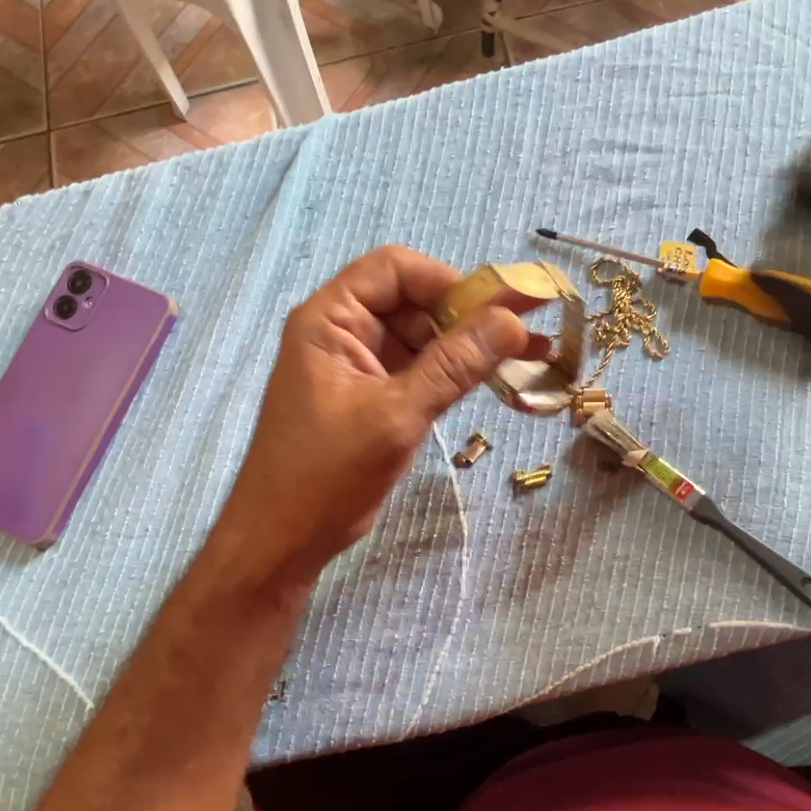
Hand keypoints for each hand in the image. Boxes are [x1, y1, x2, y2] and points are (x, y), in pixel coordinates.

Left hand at [207, 247, 536, 592]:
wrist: (281, 541)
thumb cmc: (326, 475)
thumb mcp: (395, 415)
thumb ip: (454, 366)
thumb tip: (512, 321)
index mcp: (329, 320)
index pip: (394, 270)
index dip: (449, 282)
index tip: (501, 308)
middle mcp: (340, 333)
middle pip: (412, 302)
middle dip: (468, 317)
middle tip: (529, 334)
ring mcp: (355, 367)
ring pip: (419, 338)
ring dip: (467, 347)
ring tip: (527, 357)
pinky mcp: (368, 399)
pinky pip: (415, 371)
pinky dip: (451, 375)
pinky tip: (492, 381)